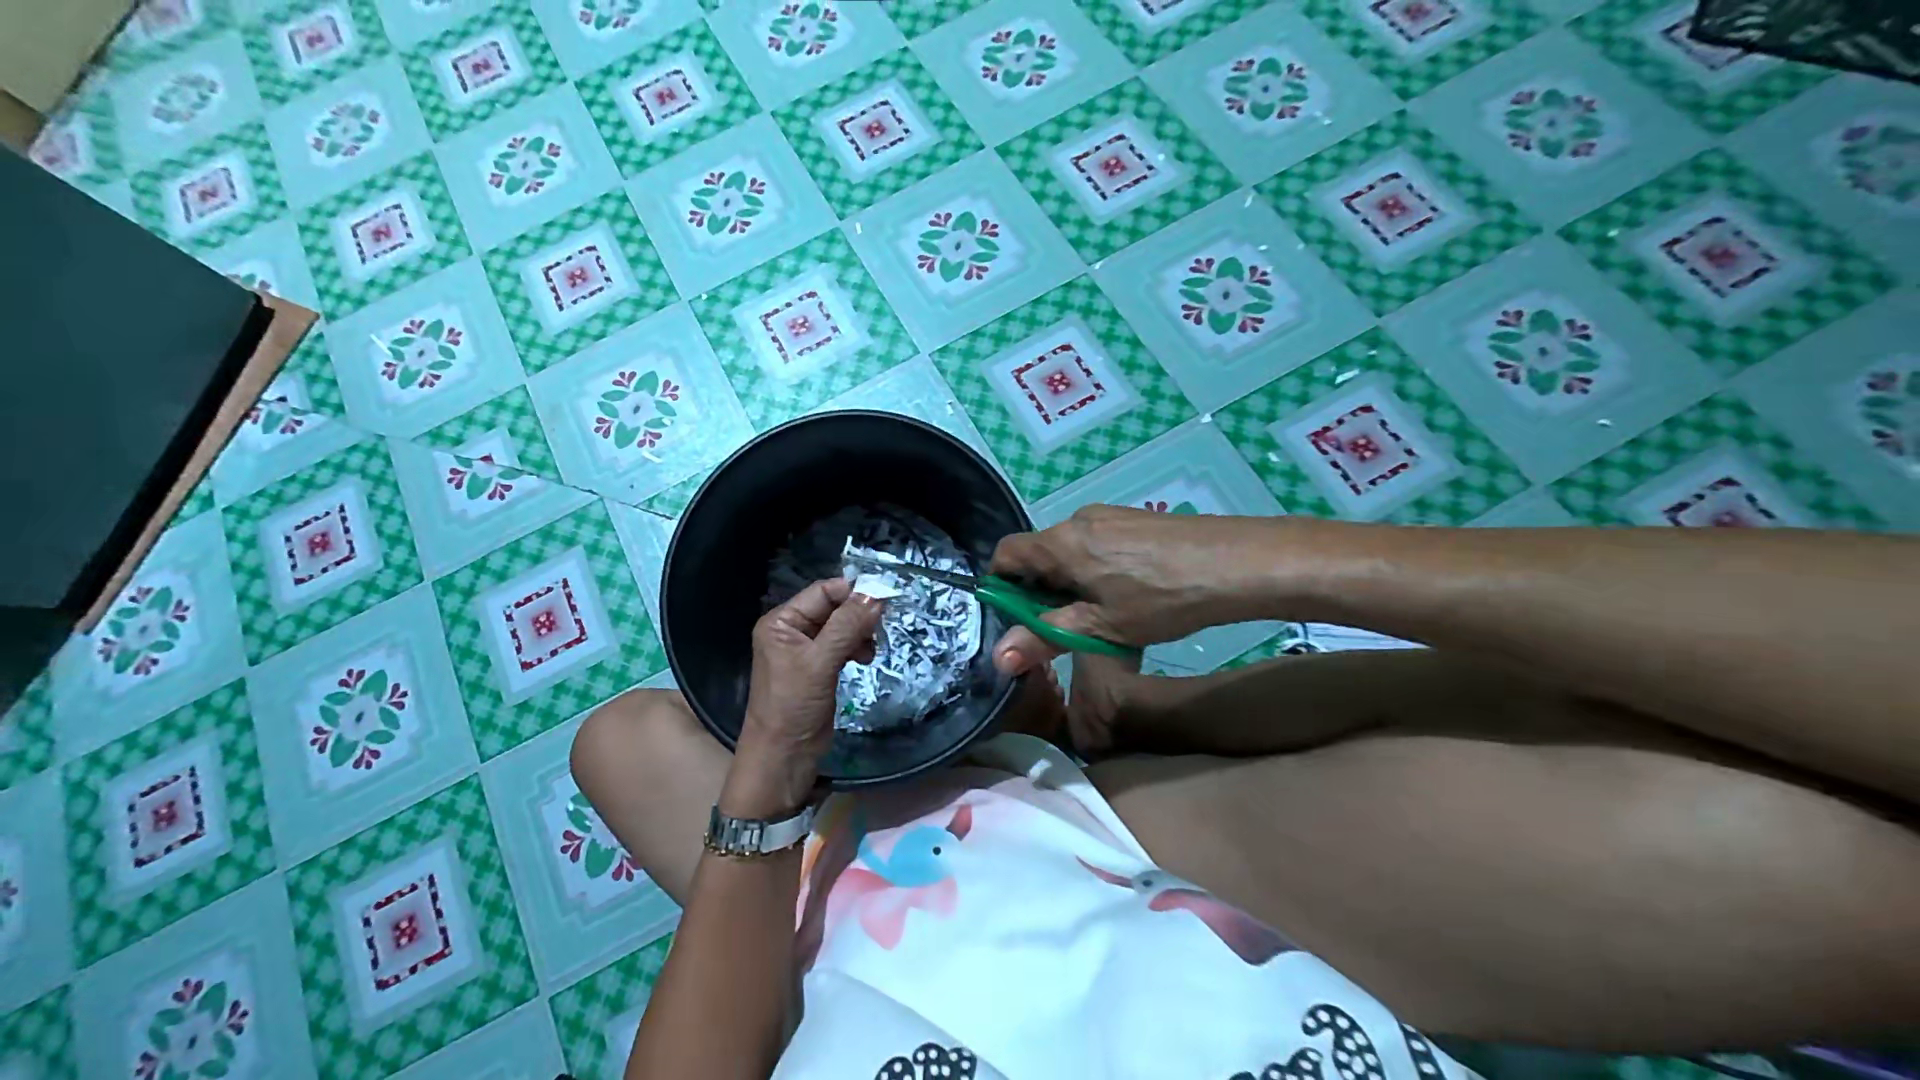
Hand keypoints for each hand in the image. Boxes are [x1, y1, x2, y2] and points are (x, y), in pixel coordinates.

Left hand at [725, 579, 883, 818]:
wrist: (783, 758)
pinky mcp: (818, 668)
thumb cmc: (793, 706)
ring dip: (860, 633)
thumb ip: (846, 627)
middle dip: (859, 615)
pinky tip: (866, 659)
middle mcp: (792, 630)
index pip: (823, 591)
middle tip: (881, 628)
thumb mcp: (820, 663)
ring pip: (842, 626)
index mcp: (782, 621)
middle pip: (834, 607)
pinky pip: (843, 645)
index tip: (885, 598)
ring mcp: (805, 650)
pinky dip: (857, 648)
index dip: (853, 592)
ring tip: (871, 650)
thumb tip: (876, 595)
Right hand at [988, 505, 1273, 674]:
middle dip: (1040, 591)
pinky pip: (1096, 544)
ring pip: (1070, 551)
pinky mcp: (1135, 520)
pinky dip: (1094, 571)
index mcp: (1061, 542)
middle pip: (1039, 553)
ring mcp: (1110, 516)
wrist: (1239, 564)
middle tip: (1064, 628)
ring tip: (1101, 616)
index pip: (1005, 553)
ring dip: (1070, 583)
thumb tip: (998, 657)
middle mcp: (1078, 519)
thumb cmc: (1163, 599)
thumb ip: (1046, 637)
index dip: (1001, 586)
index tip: (1018, 619)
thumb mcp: (1102, 627)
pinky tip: (1128, 595)